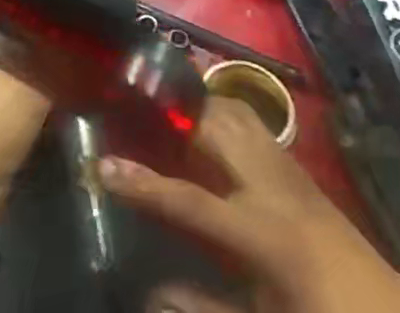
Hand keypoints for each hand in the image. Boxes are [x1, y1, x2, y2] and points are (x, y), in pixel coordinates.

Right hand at [99, 97, 399, 312]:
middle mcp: (275, 189)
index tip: (103, 167)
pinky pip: (249, 121)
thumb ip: (204, 306)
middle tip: (127, 111)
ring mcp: (288, 169)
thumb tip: (148, 293)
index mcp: (265, 237)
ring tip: (157, 112)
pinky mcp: (296, 165)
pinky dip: (216, 112)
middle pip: (214, 127)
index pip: (191, 202)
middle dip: (169, 114)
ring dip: (193, 106)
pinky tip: (197, 127)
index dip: (143, 185)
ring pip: (233, 112)